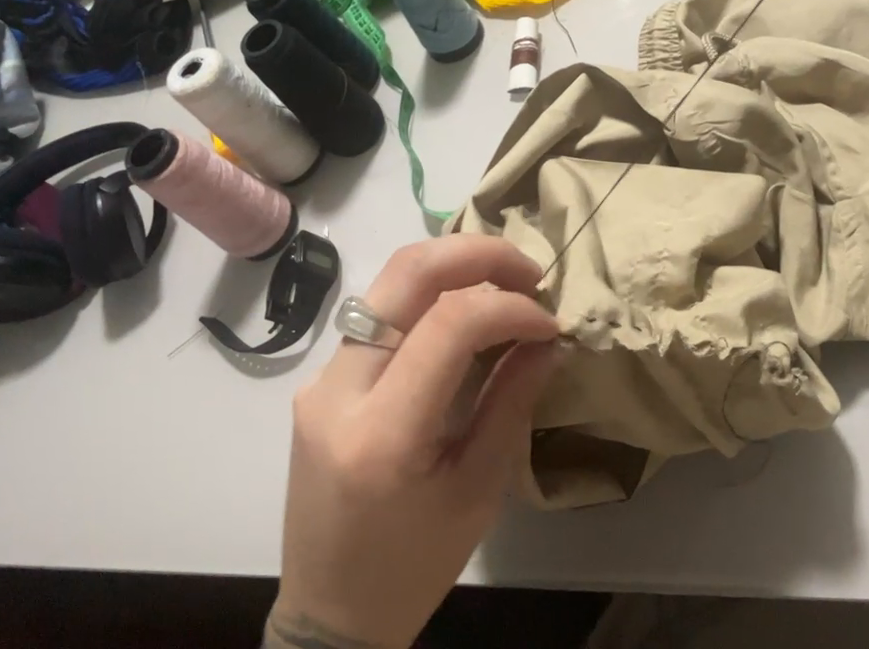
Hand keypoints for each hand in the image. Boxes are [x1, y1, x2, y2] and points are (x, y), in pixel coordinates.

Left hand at [267, 236, 560, 648]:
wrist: (327, 613)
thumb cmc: (413, 566)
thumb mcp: (478, 491)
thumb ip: (511, 403)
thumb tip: (546, 339)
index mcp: (381, 433)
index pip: (449, 324)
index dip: (510, 307)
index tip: (550, 323)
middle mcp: (337, 390)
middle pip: (406, 274)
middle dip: (478, 254)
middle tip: (530, 272)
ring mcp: (319, 380)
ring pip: (388, 283)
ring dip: (453, 268)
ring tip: (506, 285)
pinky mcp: (319, 381)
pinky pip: (379, 316)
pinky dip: (429, 298)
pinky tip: (466, 316)